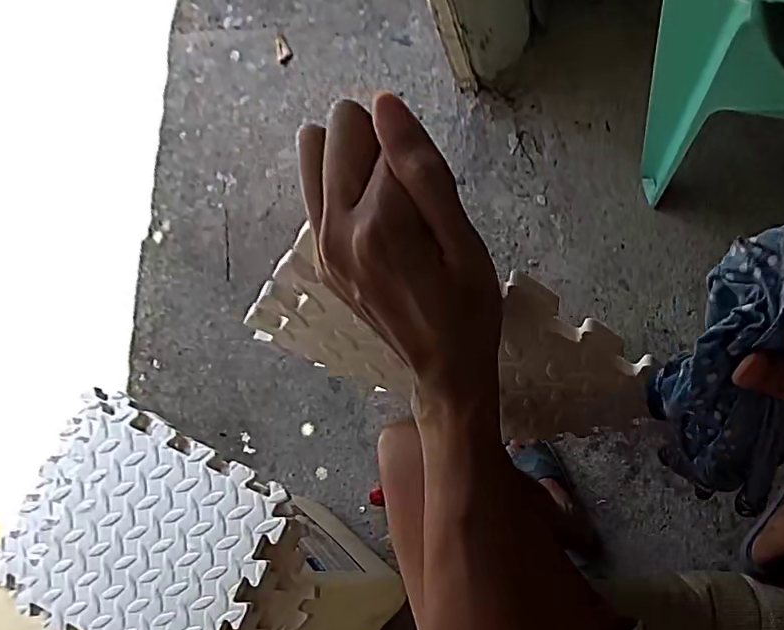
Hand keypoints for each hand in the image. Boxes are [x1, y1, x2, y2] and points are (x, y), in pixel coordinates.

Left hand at [299, 93, 500, 414]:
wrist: (445, 370)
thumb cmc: (470, 315)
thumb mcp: (467, 249)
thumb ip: (426, 176)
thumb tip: (386, 105)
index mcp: (382, 227)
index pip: (391, 143)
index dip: (424, 167)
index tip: (440, 211)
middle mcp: (338, 229)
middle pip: (342, 130)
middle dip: (382, 149)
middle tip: (416, 204)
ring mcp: (322, 244)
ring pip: (315, 149)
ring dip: (354, 161)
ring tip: (392, 206)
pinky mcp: (320, 256)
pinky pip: (314, 187)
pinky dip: (343, 188)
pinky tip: (376, 226)